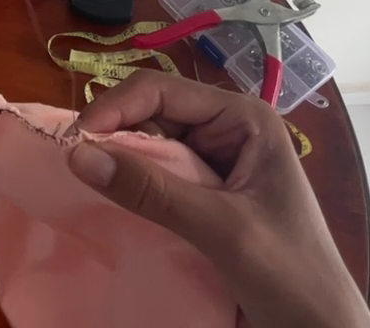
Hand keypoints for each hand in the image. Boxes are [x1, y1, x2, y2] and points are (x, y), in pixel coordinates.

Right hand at [65, 72, 369, 327]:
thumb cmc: (293, 279)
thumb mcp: (222, 231)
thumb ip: (152, 191)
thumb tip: (77, 154)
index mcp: (243, 117)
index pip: (161, 89)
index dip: (114, 106)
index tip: (76, 140)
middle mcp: (227, 126)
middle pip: (151, 110)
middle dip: (115, 132)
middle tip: (77, 161)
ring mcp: (217, 157)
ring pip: (149, 139)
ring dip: (121, 157)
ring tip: (92, 178)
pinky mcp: (206, 188)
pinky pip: (156, 170)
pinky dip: (132, 179)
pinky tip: (116, 193)